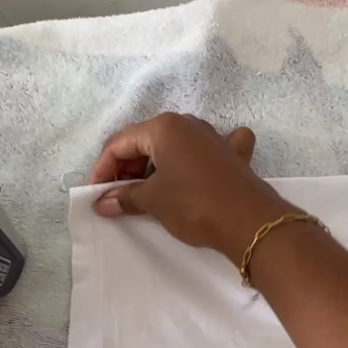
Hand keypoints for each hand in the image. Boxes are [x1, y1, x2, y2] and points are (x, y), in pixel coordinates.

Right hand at [87, 113, 291, 263]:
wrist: (249, 222)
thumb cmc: (194, 204)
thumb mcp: (153, 200)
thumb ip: (124, 197)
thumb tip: (102, 202)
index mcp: (164, 127)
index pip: (120, 143)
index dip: (103, 169)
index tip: (97, 194)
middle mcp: (188, 124)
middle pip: (145, 142)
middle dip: (128, 168)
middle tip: (118, 197)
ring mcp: (213, 137)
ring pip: (174, 146)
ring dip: (155, 167)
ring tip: (146, 193)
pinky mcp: (232, 155)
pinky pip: (207, 150)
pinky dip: (196, 159)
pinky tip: (197, 169)